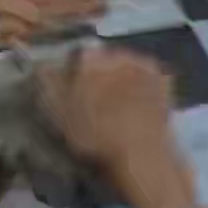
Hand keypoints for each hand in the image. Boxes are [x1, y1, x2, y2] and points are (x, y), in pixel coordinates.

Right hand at [37, 46, 177, 176]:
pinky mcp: (165, 79)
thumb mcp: (58, 113)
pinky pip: (147, 75)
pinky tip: (138, 102)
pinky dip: (141, 84)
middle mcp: (118, 53)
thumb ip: (48, 84)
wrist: (142, 154)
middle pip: (103, 57)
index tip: (72, 89)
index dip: (73, 72)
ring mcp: (145, 64)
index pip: (76, 55)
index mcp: (91, 58)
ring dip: (120, 77)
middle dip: (98, 72)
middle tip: (95, 98)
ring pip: (126, 64)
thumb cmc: (94, 134)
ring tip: (118, 103)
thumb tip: (41, 64)